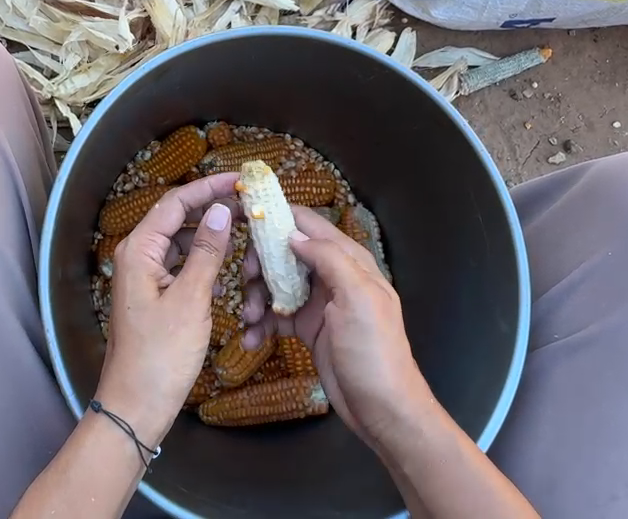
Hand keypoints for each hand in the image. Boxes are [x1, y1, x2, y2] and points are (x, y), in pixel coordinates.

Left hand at [94, 171, 241, 447]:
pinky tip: (223, 267)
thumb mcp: (191, 300)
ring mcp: (143, 276)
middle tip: (245, 201)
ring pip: (178, 241)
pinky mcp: (153, 295)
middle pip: (175, 217)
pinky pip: (179, 264)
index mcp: (139, 250)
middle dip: (209, 206)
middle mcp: (137, 256)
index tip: (238, 180)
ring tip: (240, 226)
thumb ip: (206, 252)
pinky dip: (201, 259)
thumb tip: (221, 212)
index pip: (175, 203)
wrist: (135, 407)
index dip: (207, 188)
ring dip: (207, 233)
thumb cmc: (161, 355)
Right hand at [247, 206, 439, 451]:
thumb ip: (329, 258)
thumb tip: (293, 234)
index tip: (245, 218)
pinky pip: (275, 316)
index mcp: (348, 260)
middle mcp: (331, 275)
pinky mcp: (306, 328)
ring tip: (248, 318)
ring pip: (276, 284)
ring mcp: (317, 303)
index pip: (308, 224)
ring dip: (257, 297)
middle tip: (246, 279)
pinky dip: (261, 324)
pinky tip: (251, 339)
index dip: (277, 217)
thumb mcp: (358, 298)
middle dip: (261, 263)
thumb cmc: (374, 350)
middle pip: (285, 253)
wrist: (382, 411)